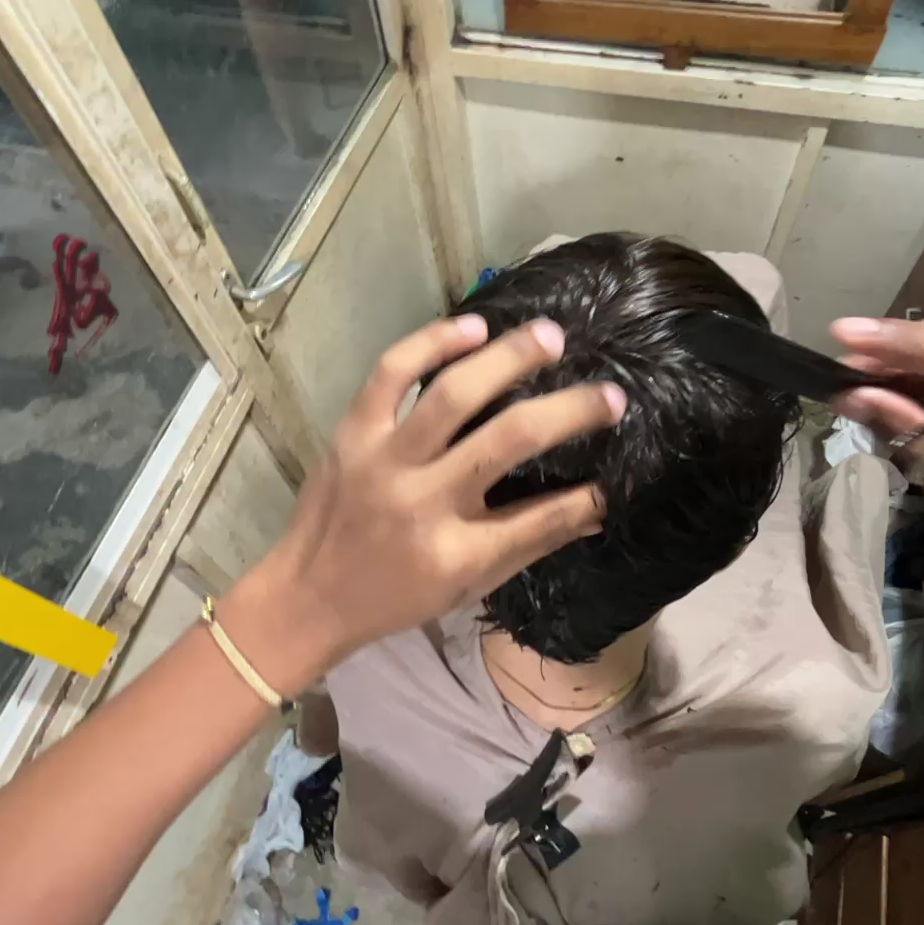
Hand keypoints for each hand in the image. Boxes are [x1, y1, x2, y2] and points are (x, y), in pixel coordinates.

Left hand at [226, 315, 624, 690]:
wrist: (306, 596)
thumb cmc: (395, 597)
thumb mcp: (466, 587)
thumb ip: (529, 544)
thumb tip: (595, 508)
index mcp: (456, 554)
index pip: (539, 520)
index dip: (586, 498)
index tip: (617, 475)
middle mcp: (423, 502)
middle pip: (507, 441)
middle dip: (568, 412)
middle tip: (609, 392)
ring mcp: (382, 461)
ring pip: (451, 395)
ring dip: (507, 359)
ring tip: (550, 336)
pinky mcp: (352, 432)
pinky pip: (391, 374)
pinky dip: (432, 343)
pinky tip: (474, 327)